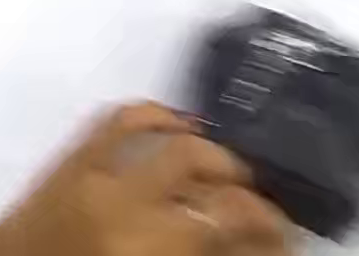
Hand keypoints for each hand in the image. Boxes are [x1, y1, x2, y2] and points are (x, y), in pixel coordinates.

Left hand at [0, 102, 292, 255]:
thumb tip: (251, 244)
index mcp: (149, 246)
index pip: (226, 220)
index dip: (269, 225)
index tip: (289, 233)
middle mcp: (121, 200)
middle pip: (196, 164)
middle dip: (242, 179)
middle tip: (263, 203)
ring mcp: (90, 167)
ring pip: (158, 132)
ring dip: (201, 143)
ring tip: (227, 166)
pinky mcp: (69, 154)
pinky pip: (116, 118)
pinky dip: (151, 115)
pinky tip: (176, 126)